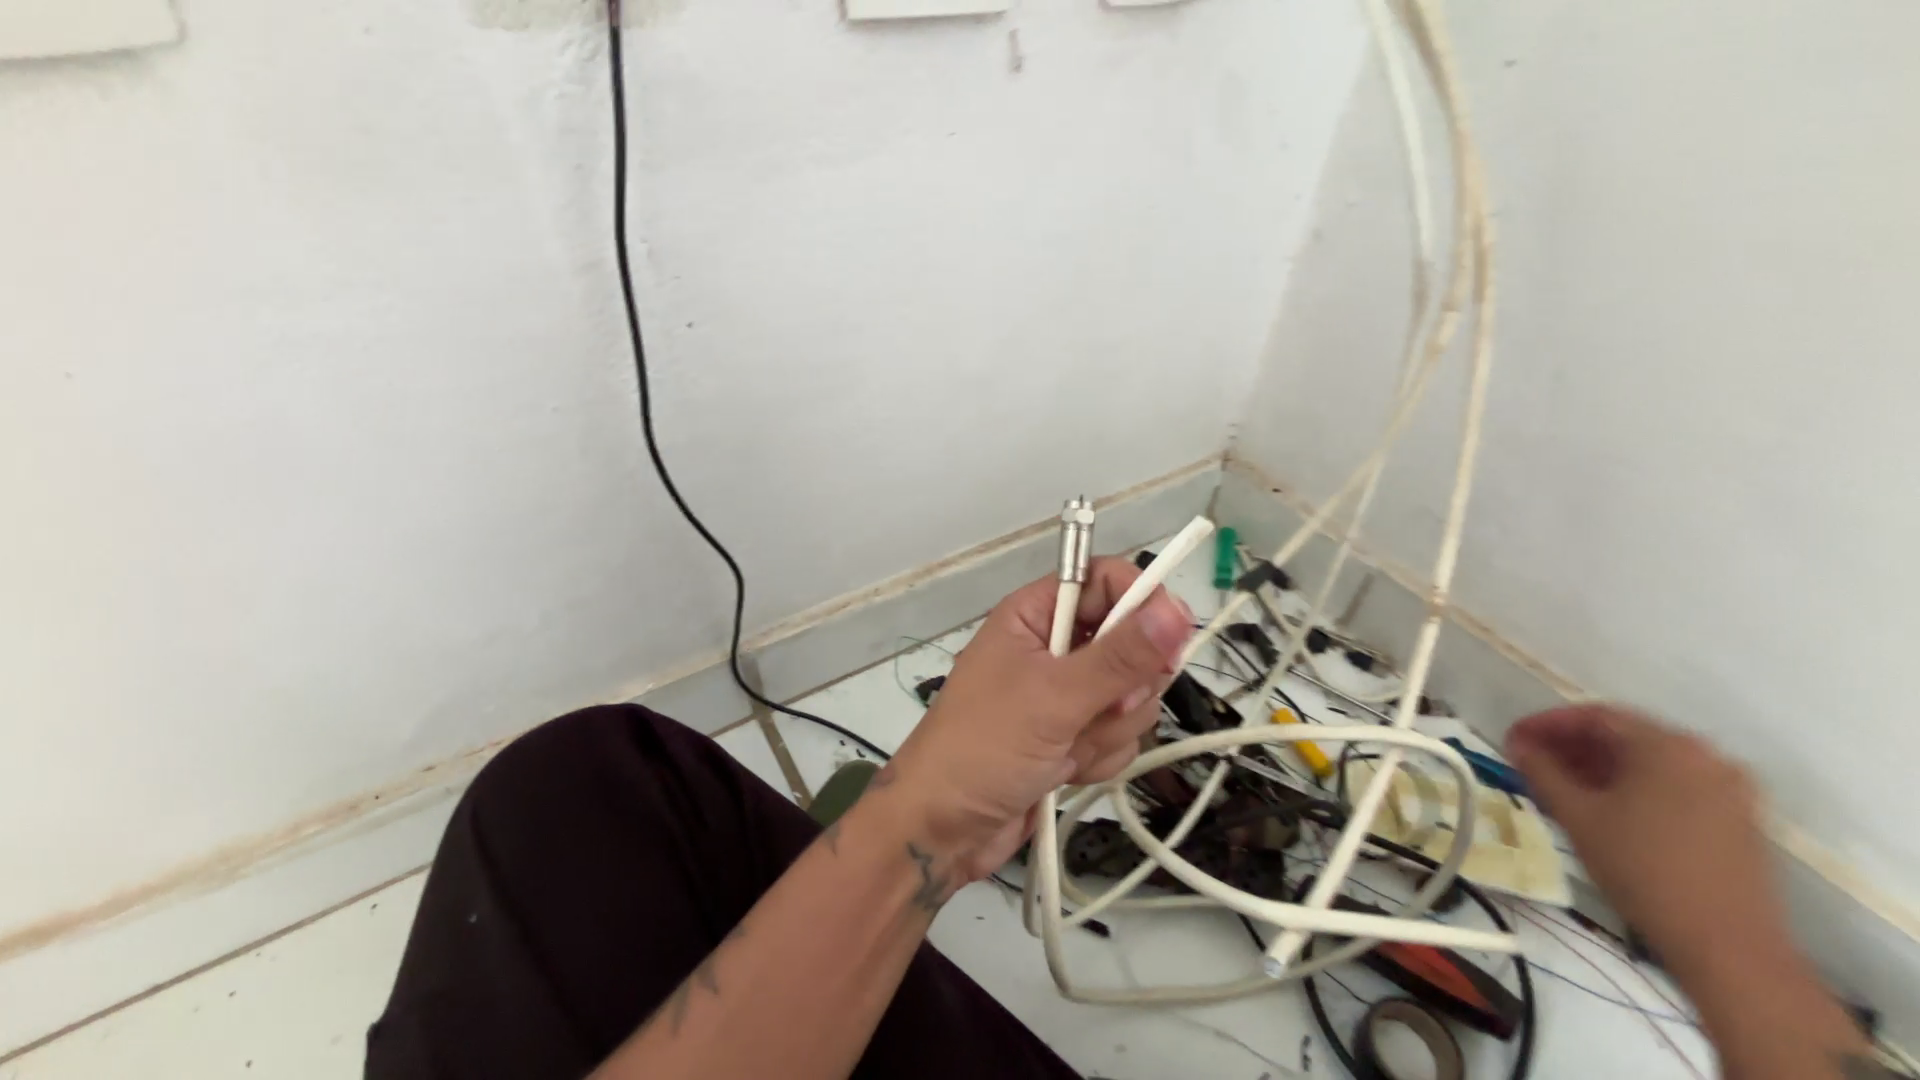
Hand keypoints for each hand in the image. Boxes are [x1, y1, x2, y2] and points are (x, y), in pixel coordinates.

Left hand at [885, 558, 1192, 883]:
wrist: (941, 831)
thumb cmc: (983, 749)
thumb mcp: (1053, 697)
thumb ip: (1120, 656)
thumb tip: (1177, 608)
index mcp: (1034, 615)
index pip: (1106, 581)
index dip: (1141, 602)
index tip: (1169, 640)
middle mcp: (1052, 647)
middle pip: (1130, 643)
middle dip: (1123, 687)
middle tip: (1097, 709)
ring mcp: (1064, 696)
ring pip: (1131, 696)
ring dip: (1106, 731)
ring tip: (1064, 748)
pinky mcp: (1072, 737)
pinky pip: (1117, 736)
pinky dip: (1097, 758)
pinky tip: (1064, 772)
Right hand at [1504, 704, 1788, 977]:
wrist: (1726, 944)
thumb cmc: (1642, 869)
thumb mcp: (1578, 817)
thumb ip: (1542, 772)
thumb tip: (1518, 745)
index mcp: (1667, 745)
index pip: (1595, 716)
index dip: (1547, 724)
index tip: (1512, 740)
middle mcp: (1706, 754)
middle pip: (1626, 736)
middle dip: (1573, 746)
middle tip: (1532, 763)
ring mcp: (1730, 787)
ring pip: (1651, 762)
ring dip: (1602, 767)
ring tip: (1562, 787)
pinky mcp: (1740, 818)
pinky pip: (1676, 785)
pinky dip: (1636, 787)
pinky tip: (1607, 809)